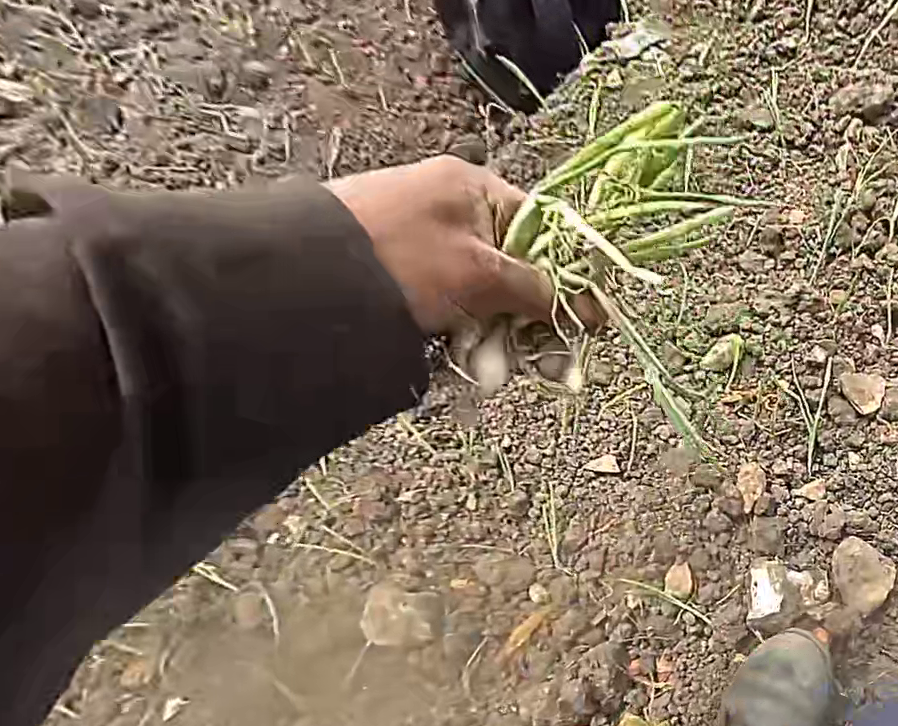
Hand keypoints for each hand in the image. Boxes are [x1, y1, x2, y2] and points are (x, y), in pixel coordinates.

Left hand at [325, 156, 598, 333]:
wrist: (303, 283)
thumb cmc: (401, 259)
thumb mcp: (485, 273)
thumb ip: (545, 291)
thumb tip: (595, 311)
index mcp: (477, 192)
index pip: (551, 234)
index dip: (574, 278)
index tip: (591, 319)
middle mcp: (462, 215)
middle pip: (528, 272)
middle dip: (540, 319)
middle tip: (550, 357)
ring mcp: (440, 249)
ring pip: (501, 299)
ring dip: (509, 335)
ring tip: (499, 362)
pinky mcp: (423, 281)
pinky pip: (471, 312)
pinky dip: (478, 337)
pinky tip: (475, 357)